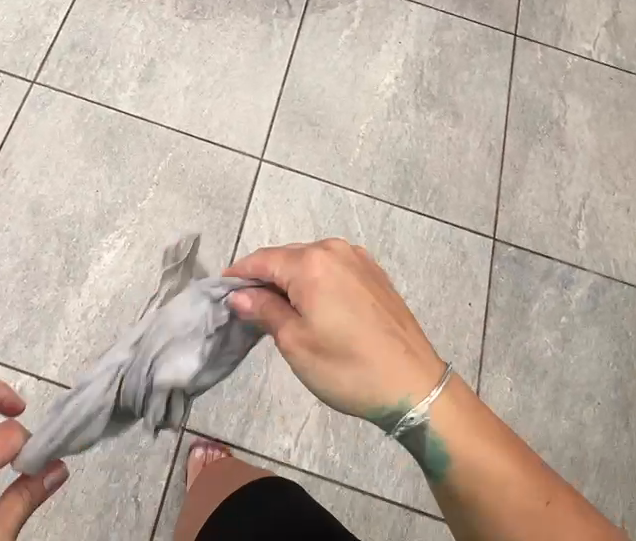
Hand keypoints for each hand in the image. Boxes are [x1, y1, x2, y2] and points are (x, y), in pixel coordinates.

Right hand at [225, 239, 446, 421]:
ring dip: (291, 279)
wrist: (415, 385)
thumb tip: (239, 295)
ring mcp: (359, 259)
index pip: (262, 260)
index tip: (221, 290)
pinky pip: (334, 268)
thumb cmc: (348, 367)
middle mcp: (334, 250)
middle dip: (265, 277)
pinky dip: (317, 281)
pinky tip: (314, 305)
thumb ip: (265, 311)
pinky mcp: (375, 274)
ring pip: (311, 262)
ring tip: (278, 308)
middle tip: (246, 305)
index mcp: (311, 263)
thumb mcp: (296, 343)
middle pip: (287, 257)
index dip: (239, 274)